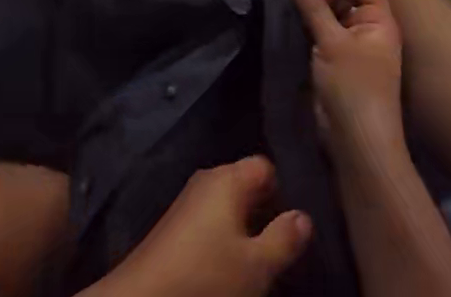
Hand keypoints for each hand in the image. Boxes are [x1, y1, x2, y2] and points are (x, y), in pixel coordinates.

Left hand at [88, 157, 310, 296]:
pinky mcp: (178, 222)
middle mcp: (207, 179)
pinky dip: (228, 235)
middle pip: (247, 183)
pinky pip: (213, 218)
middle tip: (286, 246)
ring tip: (264, 260)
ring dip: (248, 227)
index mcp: (228, 178)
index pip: (264, 166)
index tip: (295, 224)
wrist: (146, 295)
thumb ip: (284, 239)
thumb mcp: (257, 266)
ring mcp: (190, 200)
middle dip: (267, 210)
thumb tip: (304, 215)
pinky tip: (233, 265)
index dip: (283, 191)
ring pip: (230, 204)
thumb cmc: (207, 276)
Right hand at [293, 0, 403, 145]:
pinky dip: (309, 27)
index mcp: (381, 23)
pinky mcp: (337, 64)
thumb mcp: (332, 42)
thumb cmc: (354, 85)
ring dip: (313, 10)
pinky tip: (292, 24)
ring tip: (291, 7)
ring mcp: (353, 49)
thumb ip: (314, 8)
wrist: (357, 140)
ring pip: (332, 17)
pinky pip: (323, 35)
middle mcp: (369, 32)